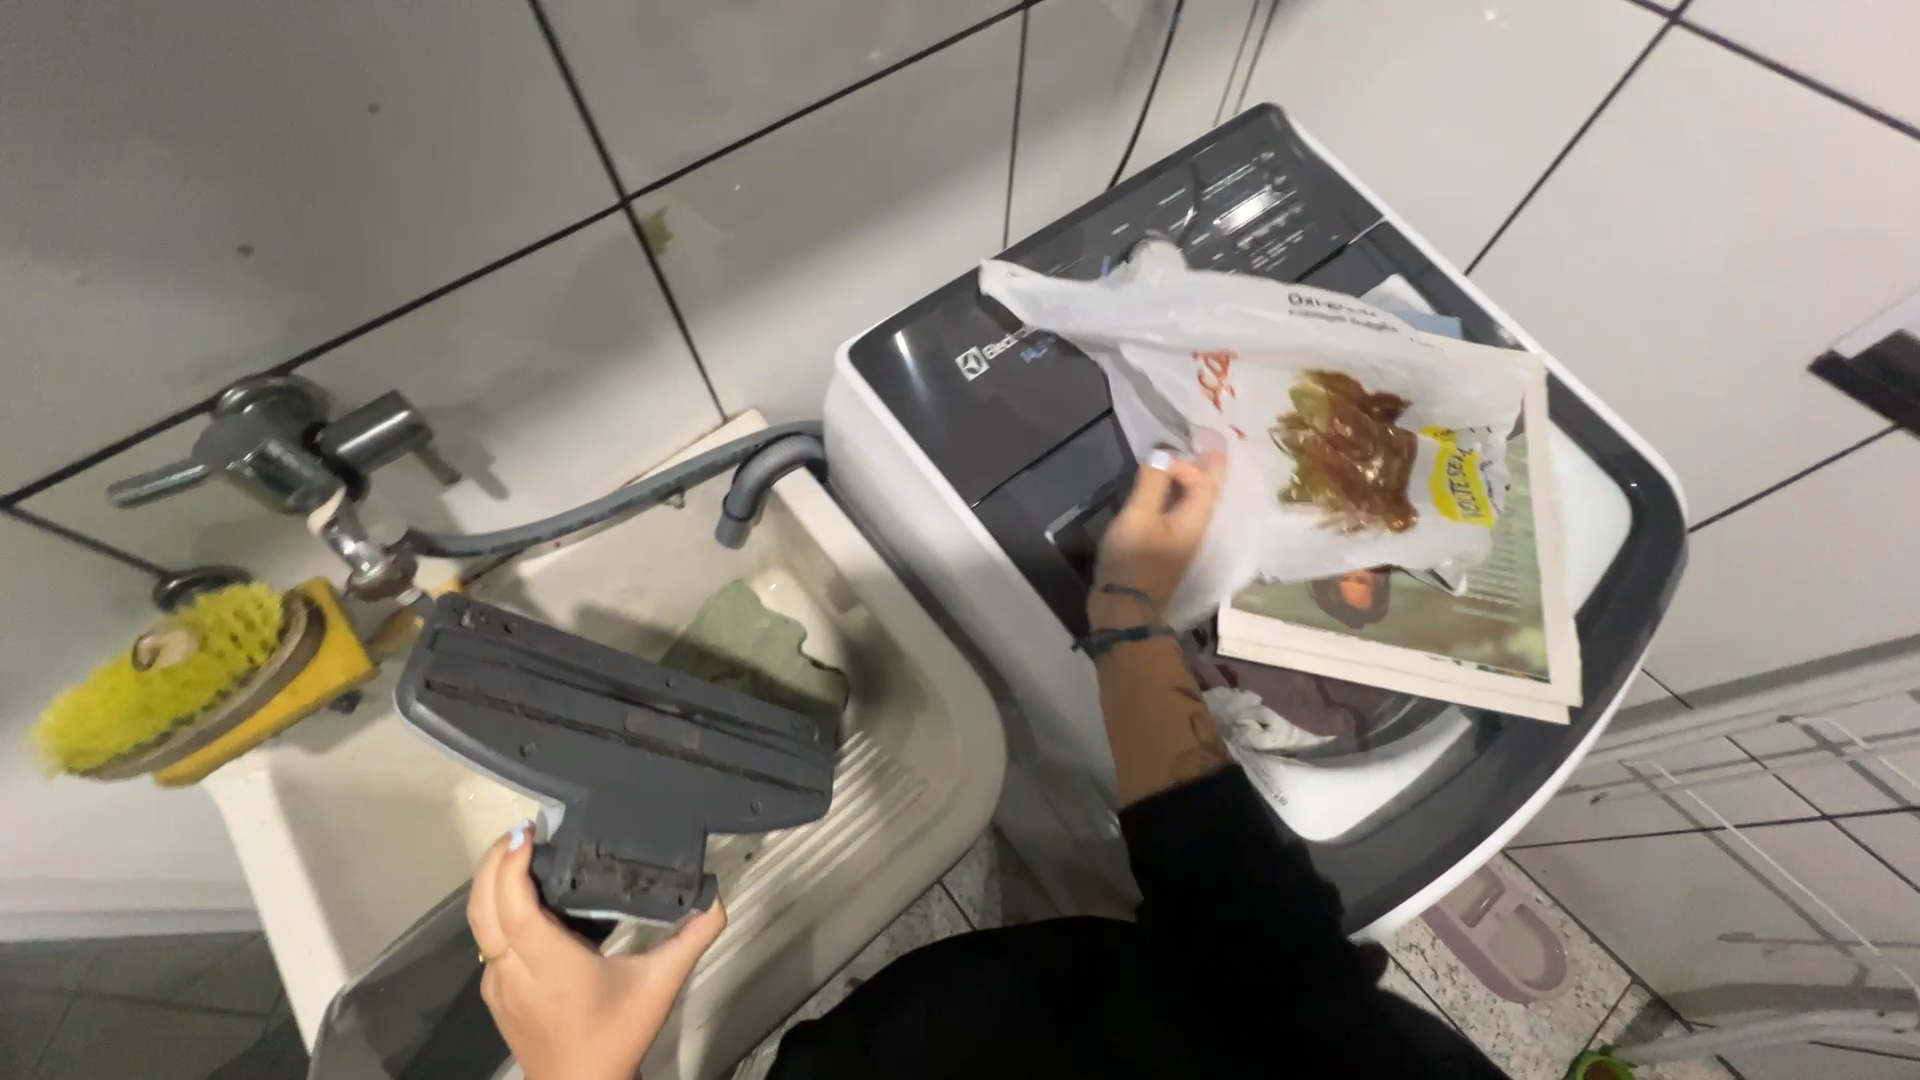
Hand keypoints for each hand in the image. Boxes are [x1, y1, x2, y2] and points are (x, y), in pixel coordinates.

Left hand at [468, 822, 727, 1079]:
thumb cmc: (618, 1034)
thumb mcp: (662, 983)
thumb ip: (692, 937)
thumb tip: (717, 899)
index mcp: (549, 964)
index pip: (515, 909)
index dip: (512, 869)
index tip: (527, 834)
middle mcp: (513, 971)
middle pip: (483, 909)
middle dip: (493, 864)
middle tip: (521, 829)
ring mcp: (498, 984)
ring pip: (480, 925)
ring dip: (492, 883)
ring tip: (521, 851)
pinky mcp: (496, 993)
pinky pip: (488, 941)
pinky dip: (496, 907)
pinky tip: (522, 896)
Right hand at [1090, 448, 1224, 625]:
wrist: (1125, 608)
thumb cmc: (1134, 561)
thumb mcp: (1138, 516)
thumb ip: (1152, 483)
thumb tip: (1162, 453)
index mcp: (1197, 517)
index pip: (1203, 479)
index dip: (1185, 463)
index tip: (1157, 460)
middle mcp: (1199, 528)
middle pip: (1210, 490)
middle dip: (1209, 465)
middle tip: (1208, 439)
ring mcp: (1185, 541)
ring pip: (1198, 503)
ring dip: (1195, 480)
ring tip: (1188, 461)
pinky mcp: (1170, 550)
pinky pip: (1184, 513)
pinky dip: (1181, 496)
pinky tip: (1168, 493)